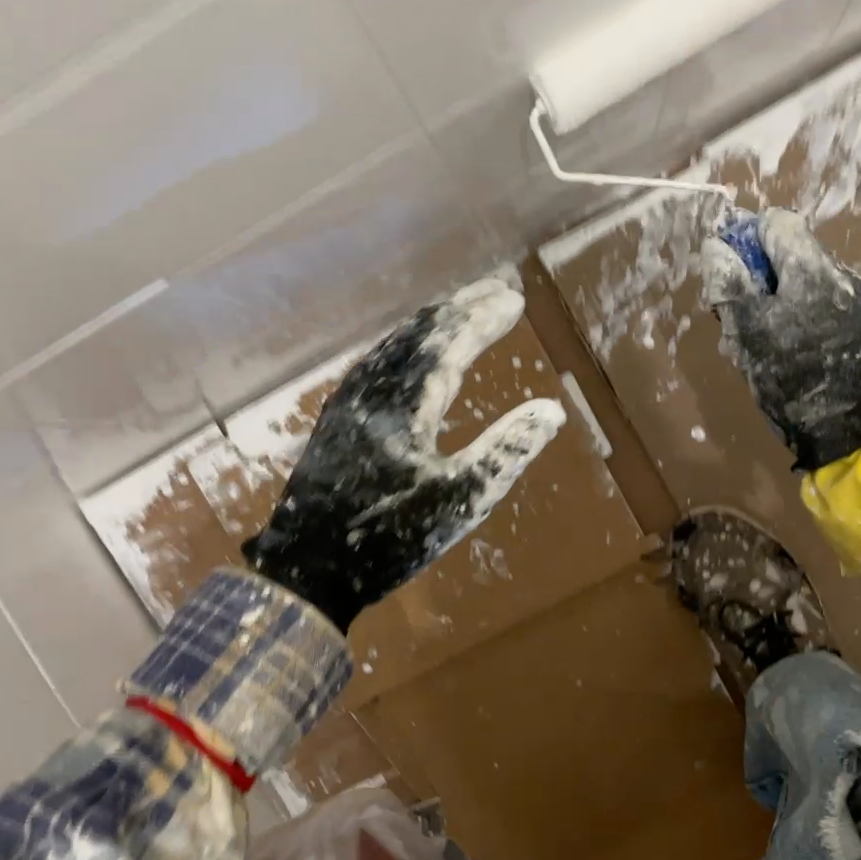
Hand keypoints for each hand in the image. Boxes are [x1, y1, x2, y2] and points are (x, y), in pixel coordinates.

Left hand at [242, 278, 565, 629]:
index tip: (515, 299)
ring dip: (433, 323)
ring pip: (395, 344)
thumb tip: (552, 410)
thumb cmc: (390, 537)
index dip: (484, 318)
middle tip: (496, 290)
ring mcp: (349, 401)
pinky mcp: (337, 418)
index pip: (451, 343)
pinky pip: (379, 362)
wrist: (308, 568)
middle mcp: (373, 389)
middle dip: (460, 308)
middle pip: (420, 332)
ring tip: (463, 312)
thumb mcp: (460, 500)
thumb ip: (506, 450)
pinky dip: (408, 345)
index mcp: (405, 404)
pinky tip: (415, 354)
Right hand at [701, 208, 860, 470]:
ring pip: (810, 284)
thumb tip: (716, 246)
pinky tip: (796, 352)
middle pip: (794, 256)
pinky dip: (806, 319)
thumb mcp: (748, 333)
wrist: (847, 430)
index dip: (750, 241)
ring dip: (782, 303)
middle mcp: (843, 276)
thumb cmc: (791, 379)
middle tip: (740, 319)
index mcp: (812, 271)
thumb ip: (731, 284)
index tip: (733, 272)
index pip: (778, 224)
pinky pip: (829, 308)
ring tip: (764, 344)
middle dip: (762, 280)